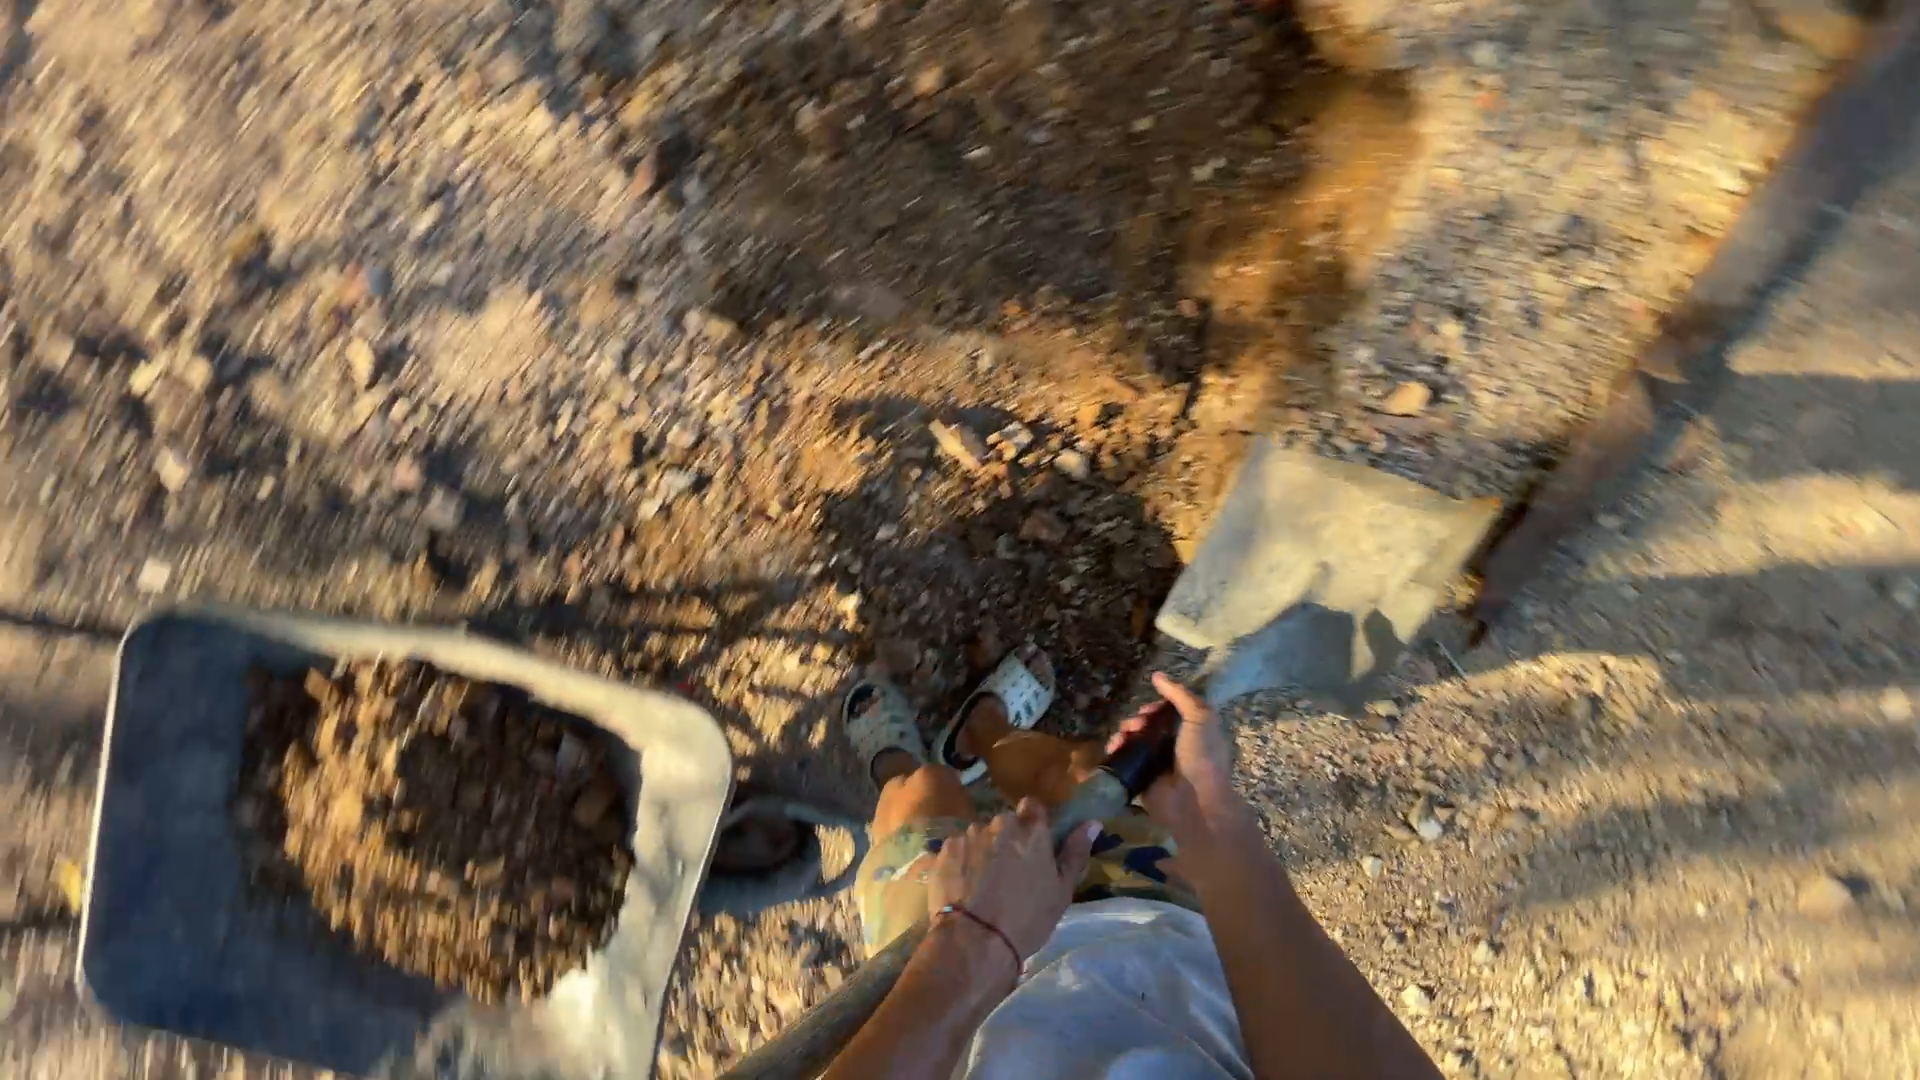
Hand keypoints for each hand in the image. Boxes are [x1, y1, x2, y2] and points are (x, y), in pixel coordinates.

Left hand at [926, 798, 1099, 963]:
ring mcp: (969, 833)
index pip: (1033, 806)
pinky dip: (963, 862)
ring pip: (981, 835)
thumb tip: (1093, 822)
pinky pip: (959, 849)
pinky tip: (965, 887)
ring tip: (984, 884)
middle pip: (1006, 823)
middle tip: (1010, 873)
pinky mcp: (945, 848)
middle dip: (1008, 840)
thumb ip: (1075, 852)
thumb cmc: (1027, 919)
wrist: (974, 941)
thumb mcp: (1062, 891)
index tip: (1034, 847)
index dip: (1033, 824)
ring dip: (984, 850)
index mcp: (1031, 829)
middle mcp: (999, 822)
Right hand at [1107, 672, 1248, 860]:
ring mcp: (1156, 764)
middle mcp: (1173, 747)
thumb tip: (1157, 675)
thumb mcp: (1200, 717)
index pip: (1167, 713)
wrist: (1195, 801)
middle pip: (1147, 725)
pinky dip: (1116, 751)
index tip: (1149, 709)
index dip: (1155, 707)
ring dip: (1124, 733)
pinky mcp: (1140, 778)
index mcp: (1191, 732)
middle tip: (1136, 724)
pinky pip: (1124, 760)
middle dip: (1137, 720)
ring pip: (1133, 740)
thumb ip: (1180, 695)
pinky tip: (1113, 748)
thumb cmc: (1202, 755)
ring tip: (1122, 737)